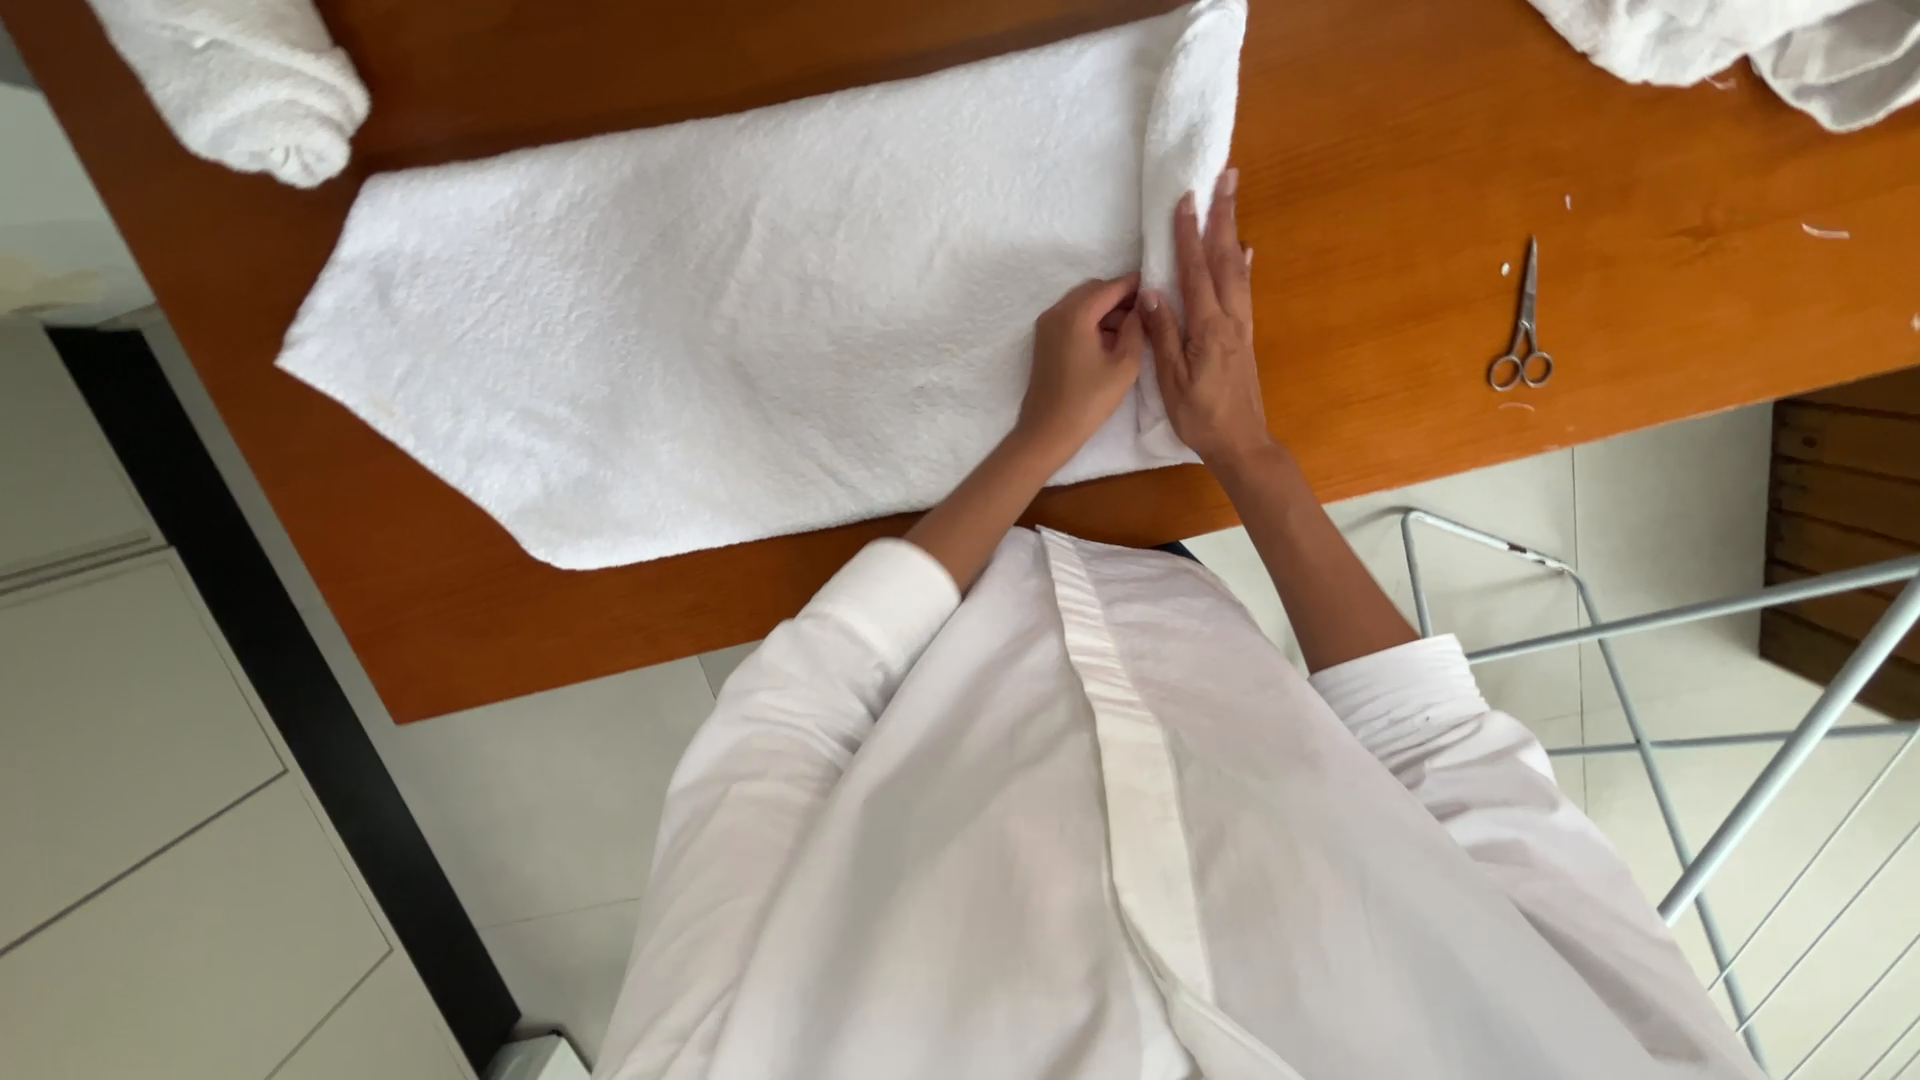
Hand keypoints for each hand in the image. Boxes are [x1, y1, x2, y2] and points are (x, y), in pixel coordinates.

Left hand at [1014, 274, 1145, 461]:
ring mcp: (1046, 326)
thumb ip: (1137, 329)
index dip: (1135, 285)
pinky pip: (1070, 319)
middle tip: (1145, 312)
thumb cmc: (1088, 401)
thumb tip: (1144, 307)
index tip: (1157, 288)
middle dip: (1120, 297)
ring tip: (1131, 331)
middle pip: (1093, 291)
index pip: (1110, 287)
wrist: (1047, 431)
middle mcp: (1056, 312)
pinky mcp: (1044, 341)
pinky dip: (1091, 322)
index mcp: (1075, 315)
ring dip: (1105, 311)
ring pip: (1081, 304)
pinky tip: (1110, 341)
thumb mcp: (1124, 365)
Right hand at [1139, 168, 1273, 469]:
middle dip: (1223, 216)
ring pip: (1237, 269)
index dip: (1188, 235)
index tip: (1185, 199)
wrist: (1241, 442)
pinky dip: (1243, 265)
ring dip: (1232, 232)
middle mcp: (1230, 319)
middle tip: (1227, 175)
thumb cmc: (1200, 416)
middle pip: (1225, 258)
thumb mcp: (1171, 380)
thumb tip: (1152, 291)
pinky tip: (1244, 253)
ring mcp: (1241, 326)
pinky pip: (1244, 291)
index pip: (1195, 272)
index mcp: (1208, 328)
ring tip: (1232, 201)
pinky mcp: (1245, 336)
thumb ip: (1163, 334)